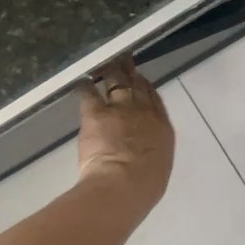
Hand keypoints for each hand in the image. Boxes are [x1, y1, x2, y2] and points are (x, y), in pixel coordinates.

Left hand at [76, 56, 174, 204]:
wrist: (125, 182)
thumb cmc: (147, 184)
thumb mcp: (158, 165)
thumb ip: (152, 152)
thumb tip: (144, 152)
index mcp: (161, 127)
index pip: (154, 100)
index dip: (147, 87)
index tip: (141, 79)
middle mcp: (144, 112)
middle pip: (137, 86)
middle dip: (131, 72)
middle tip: (125, 60)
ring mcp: (121, 109)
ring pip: (117, 83)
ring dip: (111, 72)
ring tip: (106, 64)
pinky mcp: (97, 113)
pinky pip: (90, 94)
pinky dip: (86, 87)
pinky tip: (82, 82)